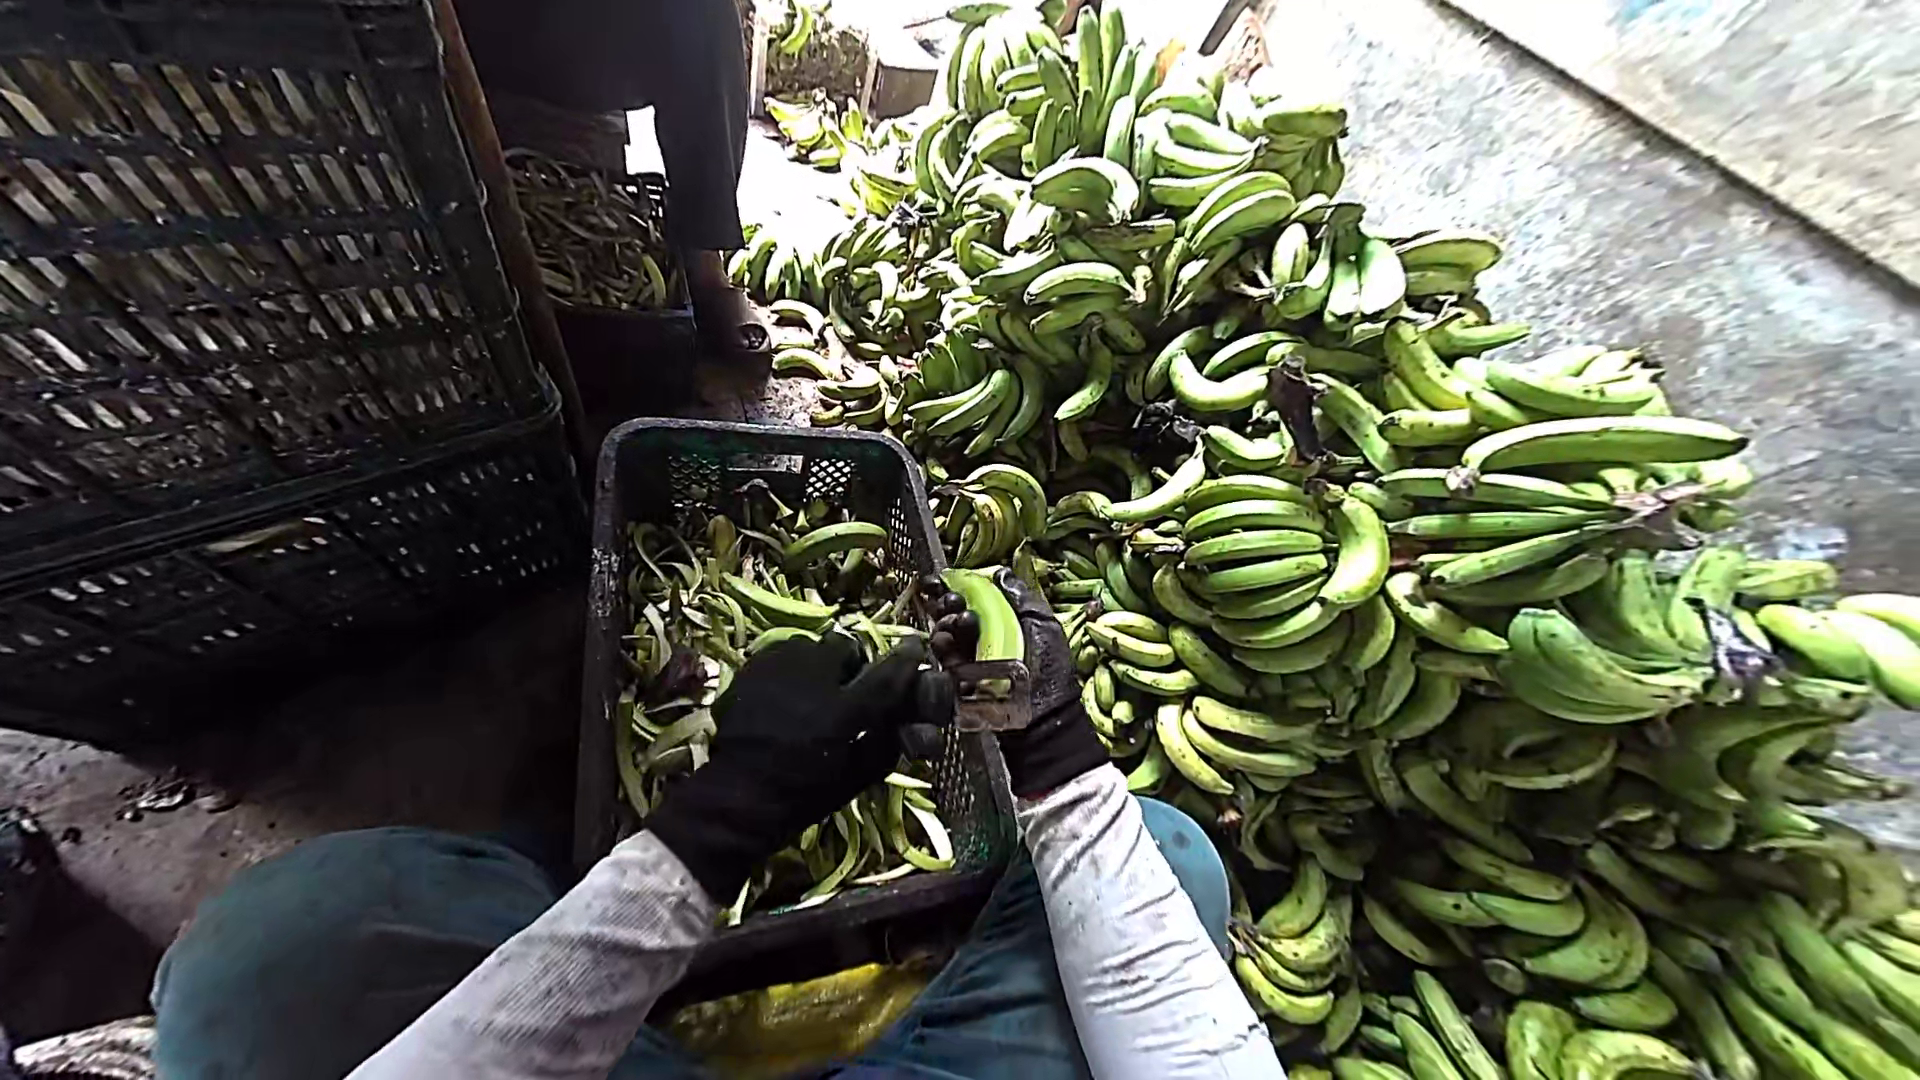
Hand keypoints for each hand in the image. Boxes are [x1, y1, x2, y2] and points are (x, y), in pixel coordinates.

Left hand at [646, 634, 922, 900]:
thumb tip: (913, 718)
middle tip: (847, 690)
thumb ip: (890, 741)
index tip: (915, 650)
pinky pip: (785, 655)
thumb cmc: (803, 795)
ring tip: (813, 693)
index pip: (889, 672)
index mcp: (844, 711)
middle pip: (847, 647)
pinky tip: (786, 696)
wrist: (736, 798)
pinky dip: (793, 669)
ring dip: (821, 665)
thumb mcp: (860, 776)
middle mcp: (813, 677)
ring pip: (814, 647)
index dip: (906, 659)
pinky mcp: (752, 667)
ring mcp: (778, 666)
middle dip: (852, 665)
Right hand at [921, 570, 1107, 798]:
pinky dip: (941, 645)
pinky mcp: (958, 679)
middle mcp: (979, 636)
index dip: (957, 585)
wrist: (1044, 716)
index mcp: (1000, 619)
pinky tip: (945, 639)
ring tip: (957, 621)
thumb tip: (1000, 572)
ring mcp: (967, 658)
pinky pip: (943, 657)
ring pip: (944, 631)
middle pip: (952, 611)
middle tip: (951, 600)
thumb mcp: (1042, 624)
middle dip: (947, 601)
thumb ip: (1020, 597)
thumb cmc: (1050, 670)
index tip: (944, 578)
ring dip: (945, 621)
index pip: (972, 596)